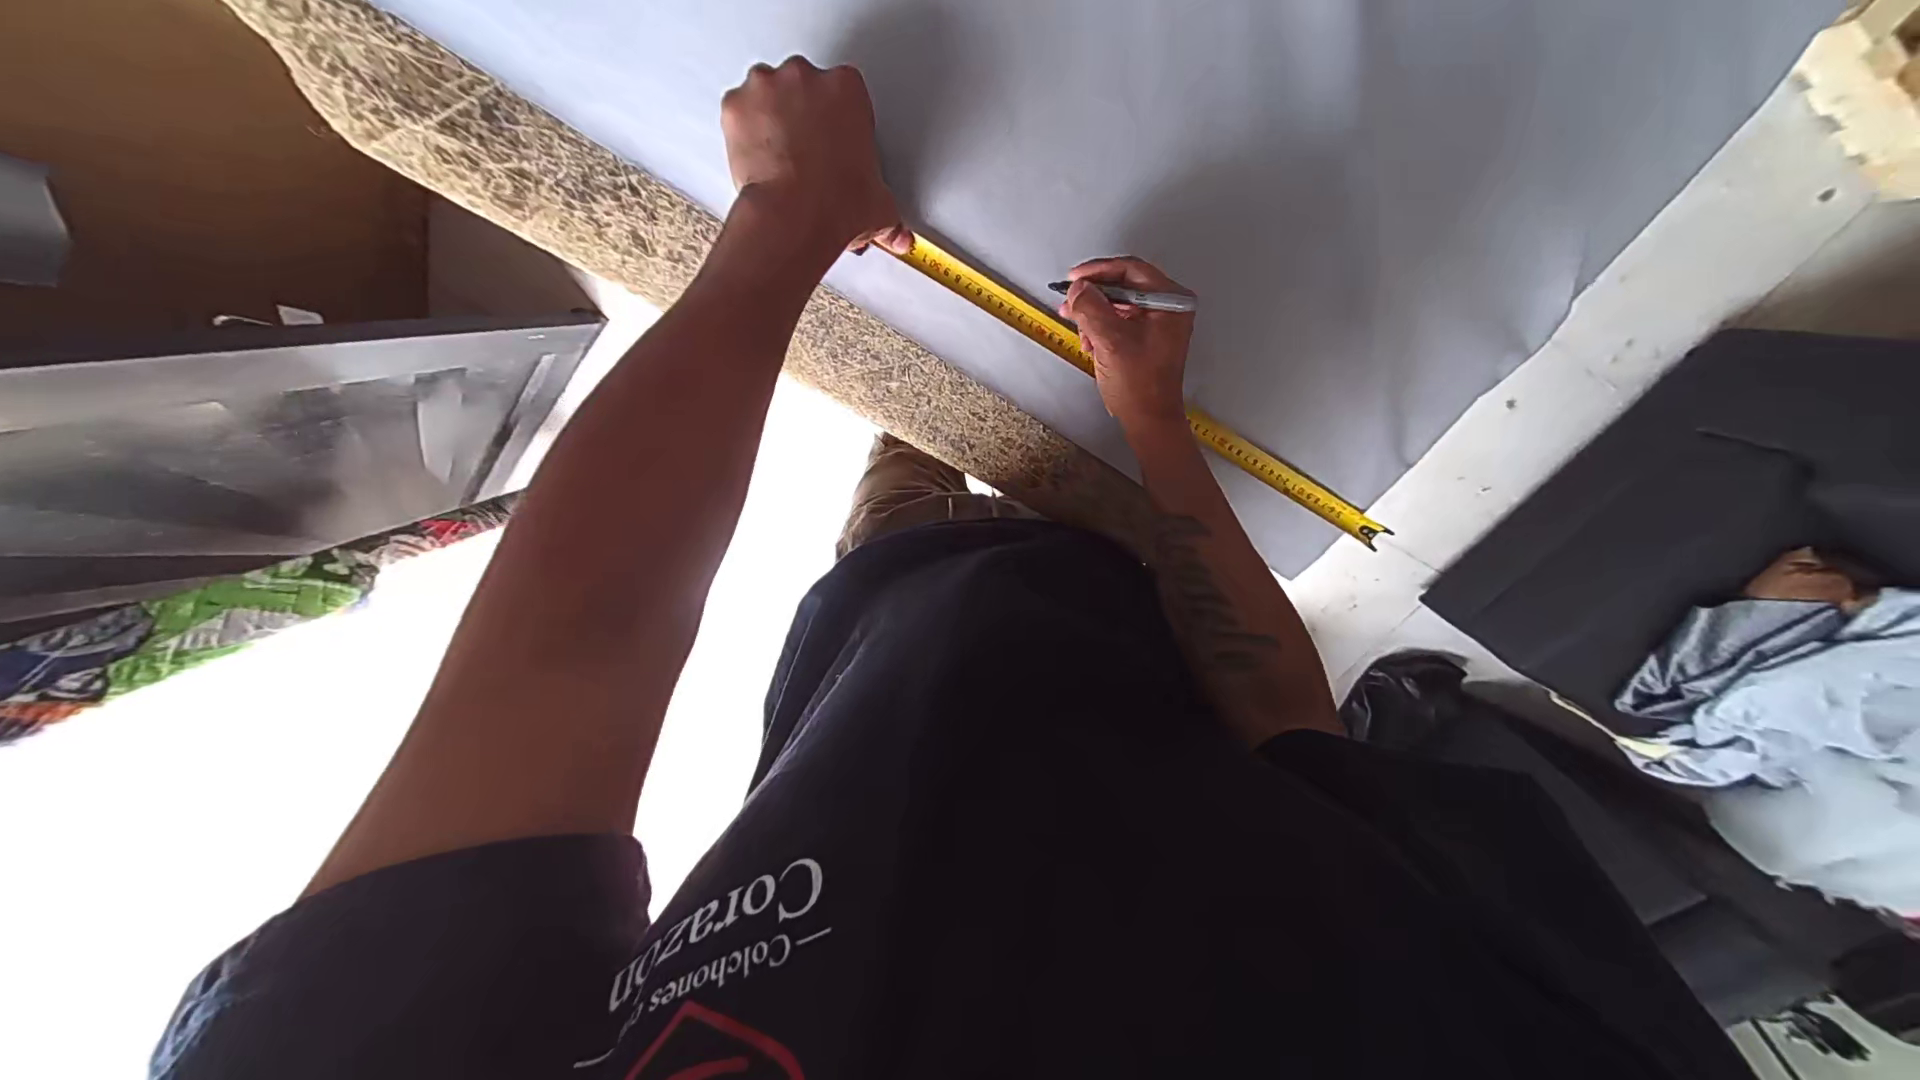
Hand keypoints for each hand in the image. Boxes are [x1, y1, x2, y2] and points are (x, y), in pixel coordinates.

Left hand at [721, 56, 910, 254]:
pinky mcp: (736, 105)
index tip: (840, 145)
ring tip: (785, 162)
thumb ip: (889, 214)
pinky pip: (738, 112)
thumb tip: (895, 233)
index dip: (842, 123)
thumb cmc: (834, 203)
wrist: (795, 218)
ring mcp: (767, 87)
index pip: (846, 94)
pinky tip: (761, 161)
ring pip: (768, 94)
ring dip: (774, 120)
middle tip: (811, 156)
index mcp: (847, 89)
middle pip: (804, 86)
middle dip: (805, 116)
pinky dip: (745, 133)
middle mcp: (805, 77)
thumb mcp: (879, 208)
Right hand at [1058, 256, 1195, 430]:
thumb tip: (1078, 288)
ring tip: (1077, 325)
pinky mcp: (1148, 338)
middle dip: (1094, 295)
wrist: (1148, 419)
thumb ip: (1091, 308)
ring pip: (1119, 304)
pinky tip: (1089, 339)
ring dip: (1094, 313)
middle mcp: (1169, 307)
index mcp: (1170, 301)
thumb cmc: (1140, 386)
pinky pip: (1121, 320)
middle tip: (1070, 301)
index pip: (1130, 270)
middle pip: (1124, 286)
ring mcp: (1160, 323)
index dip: (1098, 271)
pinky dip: (1102, 326)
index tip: (1074, 278)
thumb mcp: (1110, 341)